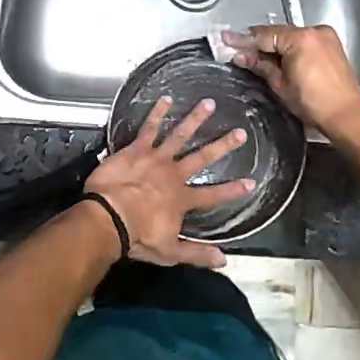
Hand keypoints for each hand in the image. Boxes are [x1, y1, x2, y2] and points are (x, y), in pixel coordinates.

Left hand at [83, 96, 252, 268]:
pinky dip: (158, 113)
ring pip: (180, 135)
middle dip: (223, 145)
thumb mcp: (170, 252)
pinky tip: (166, 99)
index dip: (233, 190)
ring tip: (209, 104)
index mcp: (182, 199)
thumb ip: (197, 253)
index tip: (251, 181)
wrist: (109, 217)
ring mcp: (156, 158)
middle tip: (240, 132)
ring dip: (195, 119)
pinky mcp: (137, 149)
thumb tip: (224, 260)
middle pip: (203, 158)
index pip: (213, 195)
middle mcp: (174, 174)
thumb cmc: (137, 236)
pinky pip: (149, 128)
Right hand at [222, 24, 359, 135]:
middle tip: (239, 49)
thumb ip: (260, 65)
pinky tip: (280, 56)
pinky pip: (304, 40)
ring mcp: (325, 36)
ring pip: (291, 36)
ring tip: (257, 55)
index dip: (243, 39)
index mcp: (300, 39)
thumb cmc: (312, 103)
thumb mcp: (280, 85)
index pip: (264, 35)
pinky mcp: (331, 44)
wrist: (346, 114)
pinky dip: (291, 47)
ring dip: (275, 44)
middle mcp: (313, 31)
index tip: (226, 38)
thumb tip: (241, 56)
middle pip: (278, 33)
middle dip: (259, 42)